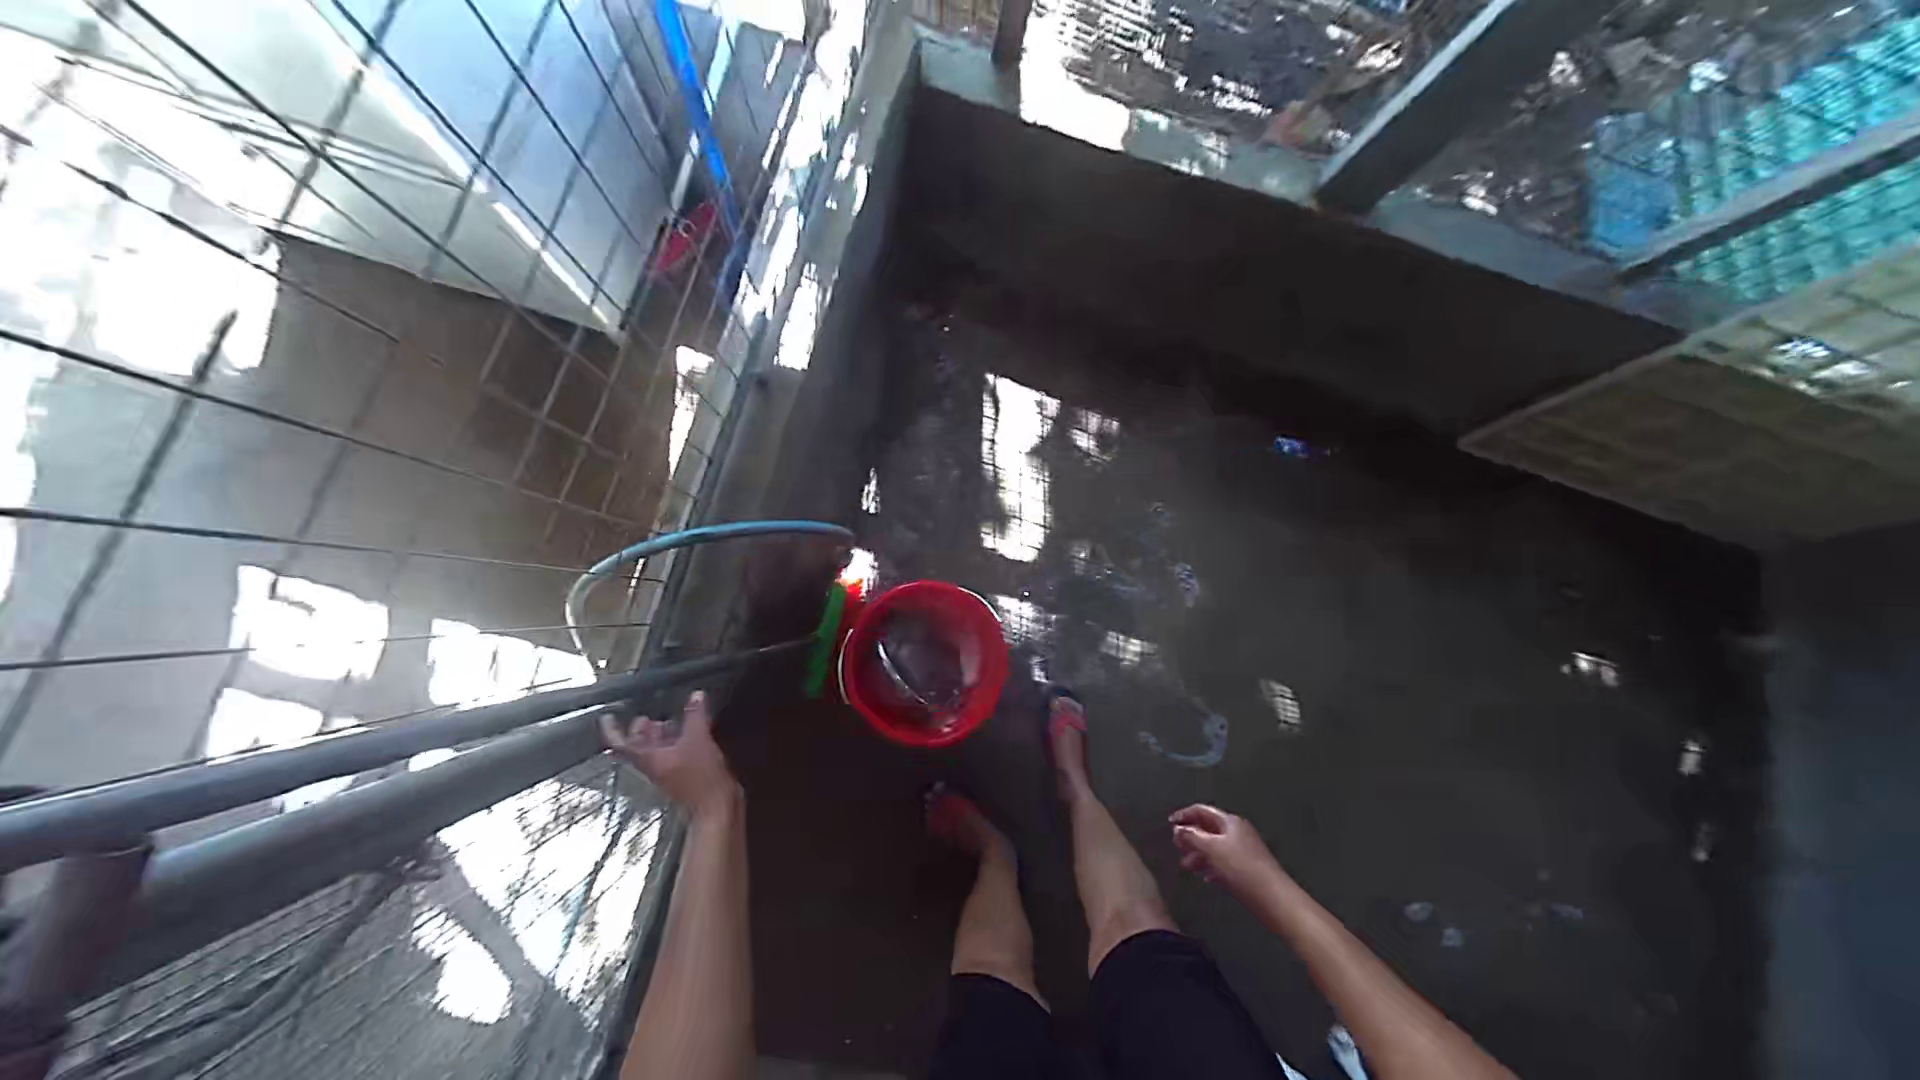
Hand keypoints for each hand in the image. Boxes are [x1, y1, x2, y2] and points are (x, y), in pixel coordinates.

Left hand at [601, 690, 740, 818]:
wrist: (716, 806)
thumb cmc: (701, 778)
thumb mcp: (698, 738)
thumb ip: (695, 715)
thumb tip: (695, 696)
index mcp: (649, 759)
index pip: (621, 744)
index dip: (612, 729)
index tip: (607, 716)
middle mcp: (654, 766)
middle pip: (639, 746)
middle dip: (639, 730)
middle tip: (642, 717)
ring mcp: (668, 771)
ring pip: (656, 751)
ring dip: (658, 735)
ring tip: (666, 720)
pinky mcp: (682, 774)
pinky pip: (672, 755)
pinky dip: (675, 742)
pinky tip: (688, 734)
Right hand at [1170, 803, 1285, 895]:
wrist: (1274, 899)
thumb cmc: (1241, 869)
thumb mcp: (1212, 849)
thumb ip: (1192, 836)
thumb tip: (1178, 829)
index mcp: (1229, 822)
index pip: (1202, 810)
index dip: (1184, 815)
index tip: (1169, 824)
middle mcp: (1237, 832)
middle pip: (1208, 828)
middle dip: (1191, 837)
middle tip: (1177, 848)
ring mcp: (1244, 850)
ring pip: (1214, 846)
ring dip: (1199, 854)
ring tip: (1187, 867)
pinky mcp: (1247, 868)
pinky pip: (1224, 861)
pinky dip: (1212, 866)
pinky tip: (1206, 877)